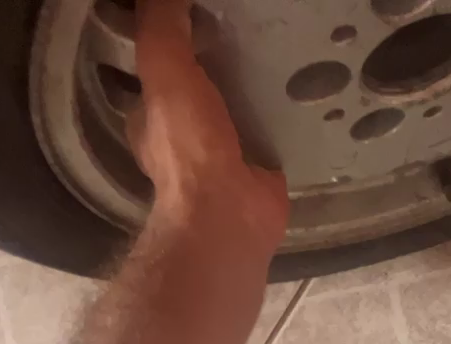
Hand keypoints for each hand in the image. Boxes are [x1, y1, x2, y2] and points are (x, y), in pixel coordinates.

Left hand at [129, 0, 288, 249]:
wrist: (230, 216)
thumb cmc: (190, 149)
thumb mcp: (165, 70)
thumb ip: (162, 25)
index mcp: (153, 117)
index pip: (153, 70)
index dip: (166, 41)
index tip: (192, 15)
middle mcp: (186, 139)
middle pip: (197, 92)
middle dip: (214, 67)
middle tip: (240, 31)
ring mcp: (224, 160)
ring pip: (234, 115)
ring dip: (249, 94)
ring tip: (274, 54)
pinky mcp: (260, 175)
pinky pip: (270, 139)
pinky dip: (281, 122)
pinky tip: (297, 98)